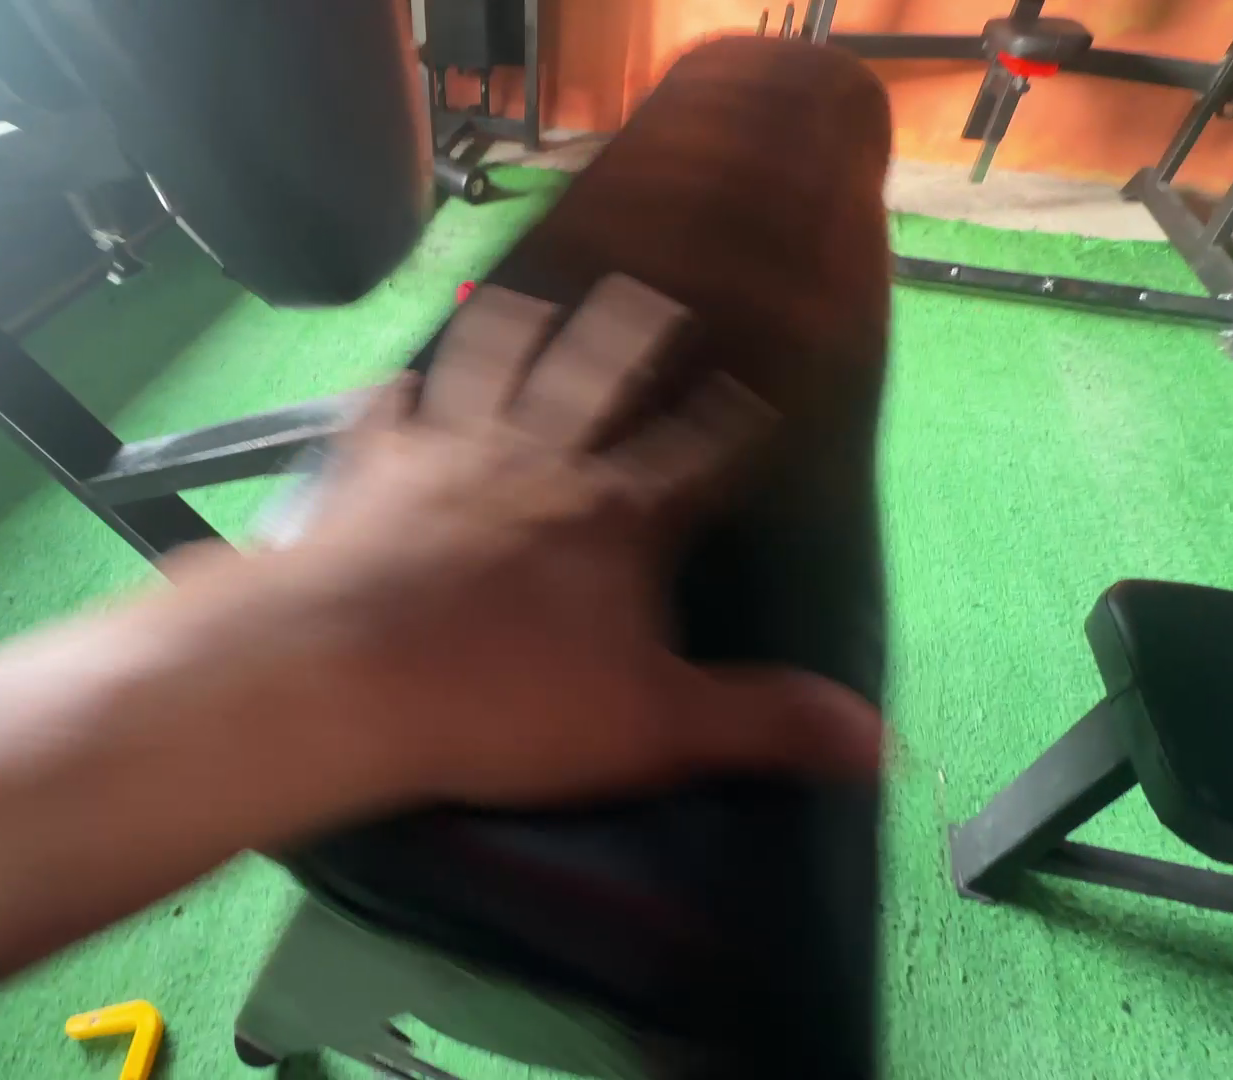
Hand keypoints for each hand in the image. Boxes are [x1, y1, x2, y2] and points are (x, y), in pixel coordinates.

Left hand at [175, 276, 878, 809]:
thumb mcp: (651, 727)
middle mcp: (538, 458)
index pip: (698, 451)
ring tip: (530, 298)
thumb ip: (761, 721)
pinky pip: (385, 412)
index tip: (752, 386)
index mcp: (615, 515)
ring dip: (514, 329)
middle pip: (597, 373)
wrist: (350, 677)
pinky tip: (395, 380)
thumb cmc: (507, 702)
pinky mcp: (372, 467)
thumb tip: (882, 739)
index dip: (731, 420)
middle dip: (631, 334)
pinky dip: (394, 395)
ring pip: (491, 362)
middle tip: (649, 293)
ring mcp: (449, 450)